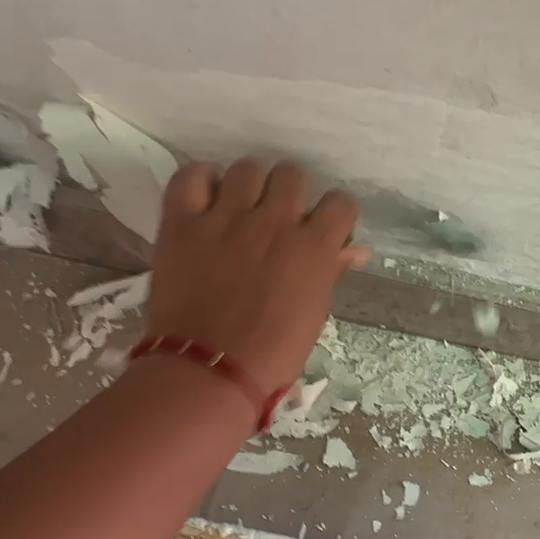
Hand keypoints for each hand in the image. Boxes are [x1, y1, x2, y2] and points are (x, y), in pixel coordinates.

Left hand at [145, 159, 367, 396]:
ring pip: (248, 168)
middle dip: (291, 193)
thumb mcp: (315, 312)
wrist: (210, 371)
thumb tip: (355, 248)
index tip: (323, 229)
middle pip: (293, 174)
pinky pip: (193, 175)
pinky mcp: (183, 222)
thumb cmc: (273, 352)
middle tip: (279, 217)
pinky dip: (202, 181)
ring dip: (250, 184)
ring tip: (242, 207)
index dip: (334, 215)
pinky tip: (206, 199)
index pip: (341, 202)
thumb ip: (332, 271)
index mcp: (315, 247)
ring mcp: (227, 218)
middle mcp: (276, 222)